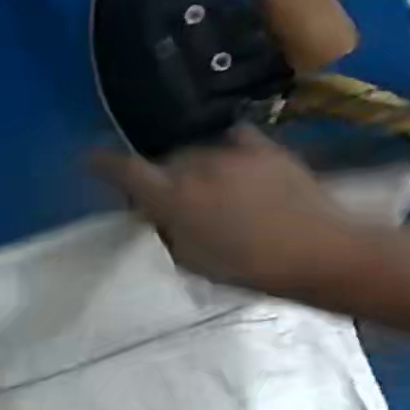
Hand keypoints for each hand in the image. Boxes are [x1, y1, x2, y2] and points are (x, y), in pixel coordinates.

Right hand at [92, 126, 375, 296]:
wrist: (320, 252)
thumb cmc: (246, 267)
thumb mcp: (189, 258)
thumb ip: (165, 230)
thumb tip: (153, 215)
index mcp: (171, 197)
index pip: (125, 171)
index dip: (102, 164)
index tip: (89, 160)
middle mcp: (196, 166)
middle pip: (163, 163)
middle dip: (158, 177)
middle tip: (164, 201)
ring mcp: (233, 154)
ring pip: (196, 154)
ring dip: (191, 169)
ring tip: (203, 191)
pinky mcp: (266, 149)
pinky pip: (232, 142)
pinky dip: (223, 153)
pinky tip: (229, 167)